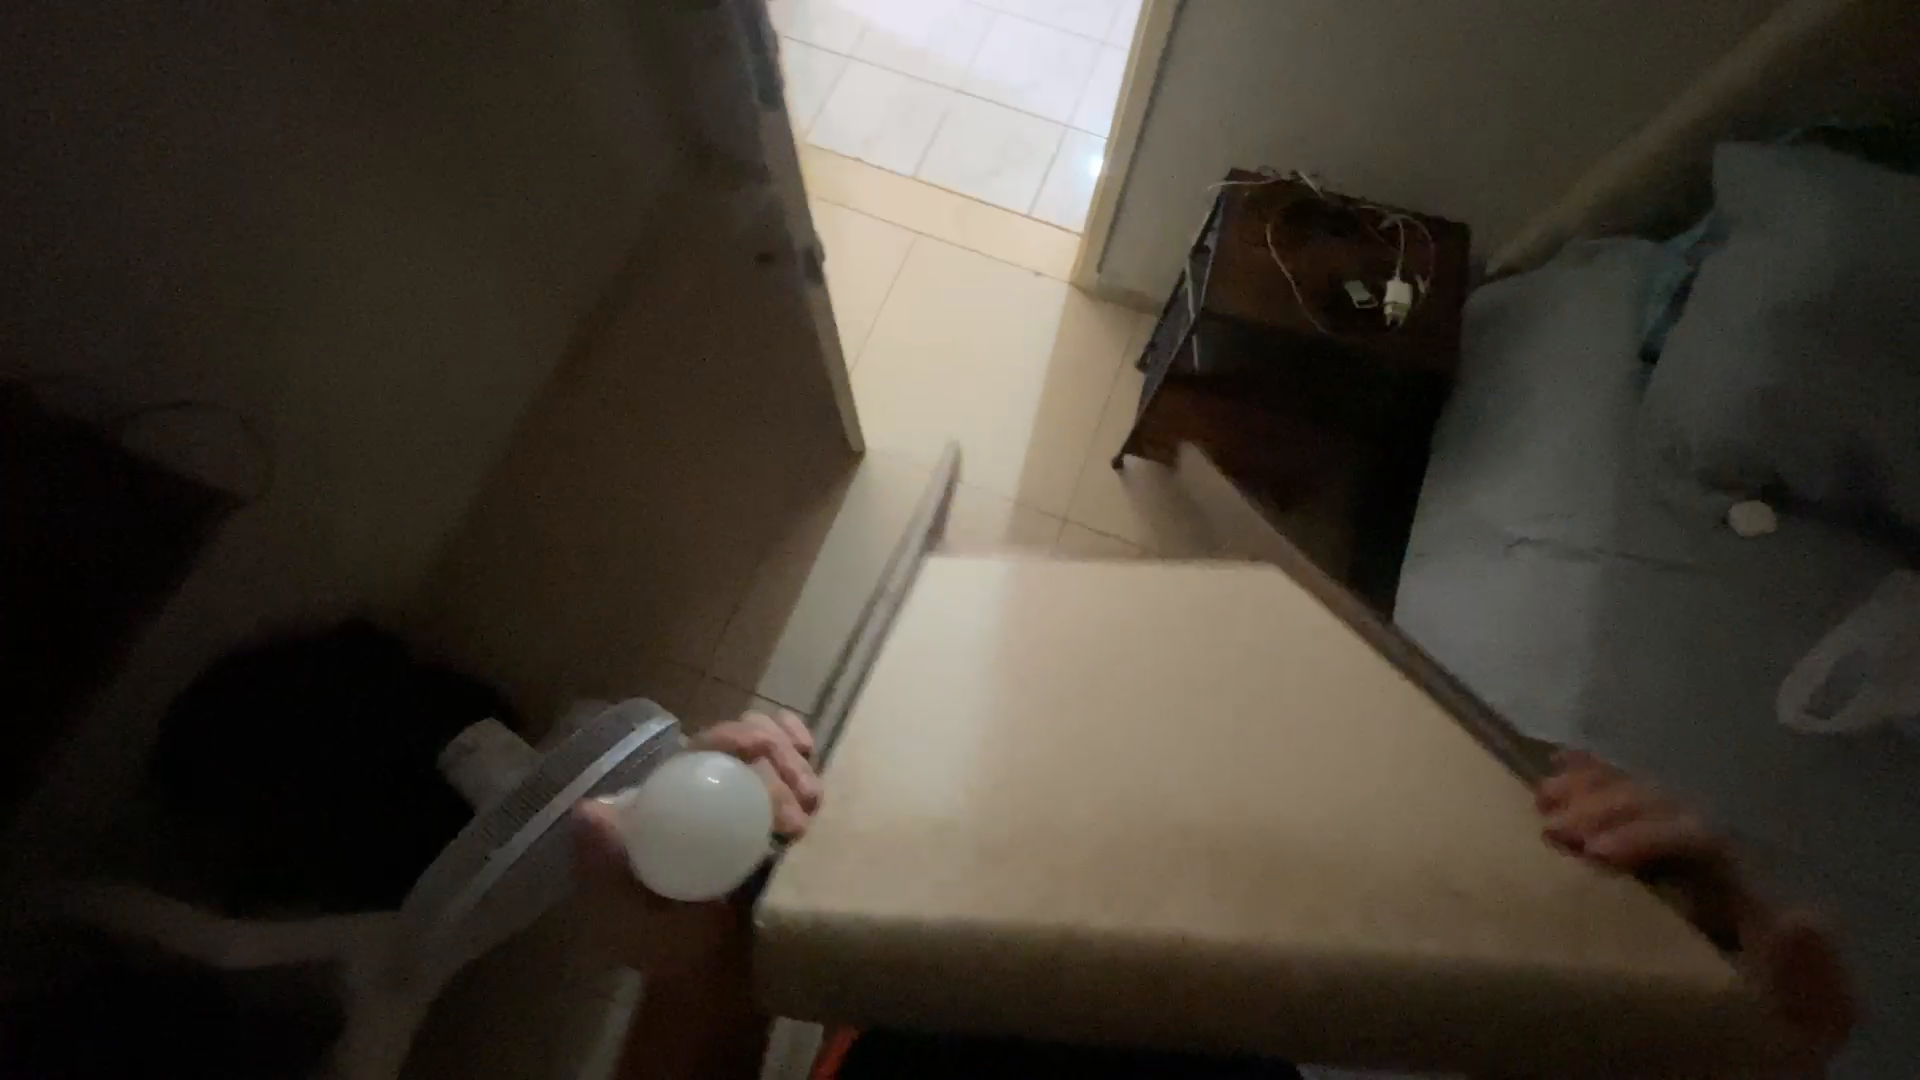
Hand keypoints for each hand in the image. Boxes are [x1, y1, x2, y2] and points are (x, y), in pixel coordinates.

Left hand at [570, 709, 822, 976]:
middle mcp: (706, 780)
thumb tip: (590, 811)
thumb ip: (607, 870)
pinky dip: (805, 748)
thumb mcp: (627, 918)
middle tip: (801, 813)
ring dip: (799, 766)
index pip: (702, 747)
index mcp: (667, 797)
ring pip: (777, 743)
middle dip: (780, 761)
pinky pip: (796, 756)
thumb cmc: (671, 946)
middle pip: (748, 738)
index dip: (733, 736)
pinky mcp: (782, 798)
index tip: (763, 750)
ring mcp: (747, 788)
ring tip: (813, 807)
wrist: (727, 972)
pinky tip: (811, 758)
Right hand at [1536, 751, 1854, 1071]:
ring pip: (1634, 796)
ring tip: (1541, 802)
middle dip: (1603, 808)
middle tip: (1550, 829)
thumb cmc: (1734, 1043)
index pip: (1698, 837)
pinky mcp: (1625, 858)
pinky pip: (1614, 800)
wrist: (1707, 1052)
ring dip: (1586, 791)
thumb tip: (1798, 916)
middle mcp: (1707, 867)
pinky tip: (1555, 767)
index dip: (1643, 830)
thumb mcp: (1782, 1030)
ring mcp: (1666, 857)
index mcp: (1740, 897)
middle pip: (1658, 806)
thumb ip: (1804, 986)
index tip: (1592, 852)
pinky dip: (1585, 777)